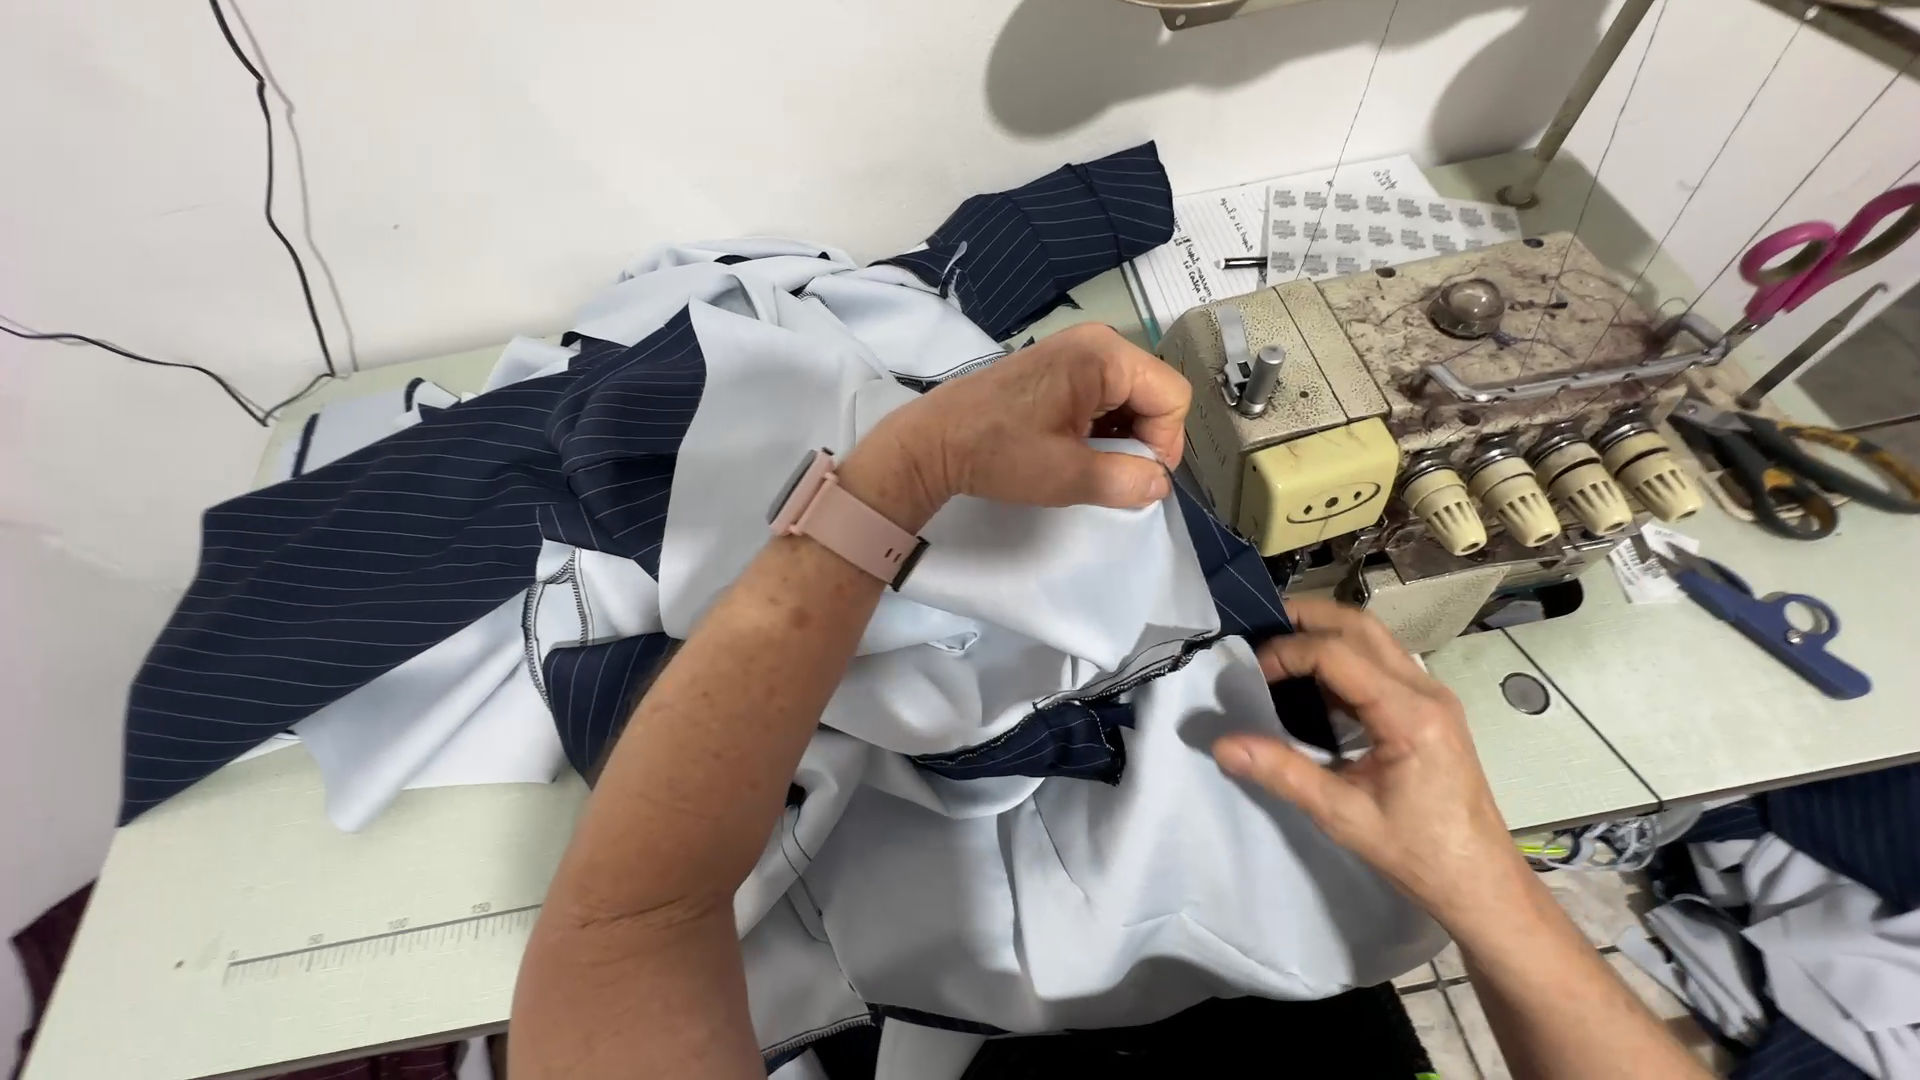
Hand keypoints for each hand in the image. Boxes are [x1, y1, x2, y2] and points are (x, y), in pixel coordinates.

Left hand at [854, 324, 1189, 519]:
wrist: (933, 442)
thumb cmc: (998, 454)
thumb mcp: (1067, 476)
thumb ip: (1126, 481)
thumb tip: (1160, 484)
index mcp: (1104, 355)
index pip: (1172, 395)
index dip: (1164, 442)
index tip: (1137, 475)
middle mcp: (1095, 341)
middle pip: (1152, 392)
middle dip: (1142, 437)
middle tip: (1110, 472)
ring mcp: (1074, 351)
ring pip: (1129, 396)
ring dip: (1120, 435)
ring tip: (1087, 462)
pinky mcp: (1056, 367)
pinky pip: (1102, 395)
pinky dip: (1100, 426)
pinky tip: (1074, 449)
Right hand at [1212, 598, 1525, 929]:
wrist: (1481, 885)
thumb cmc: (1418, 854)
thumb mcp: (1342, 816)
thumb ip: (1282, 772)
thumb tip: (1222, 745)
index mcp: (1410, 715)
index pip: (1337, 653)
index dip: (1287, 653)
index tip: (1250, 674)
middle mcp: (1426, 692)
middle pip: (1359, 626)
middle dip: (1305, 617)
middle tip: (1256, 628)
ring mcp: (1431, 696)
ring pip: (1371, 637)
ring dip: (1322, 631)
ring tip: (1275, 646)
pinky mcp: (1427, 708)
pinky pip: (1378, 661)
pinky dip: (1338, 655)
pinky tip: (1307, 680)